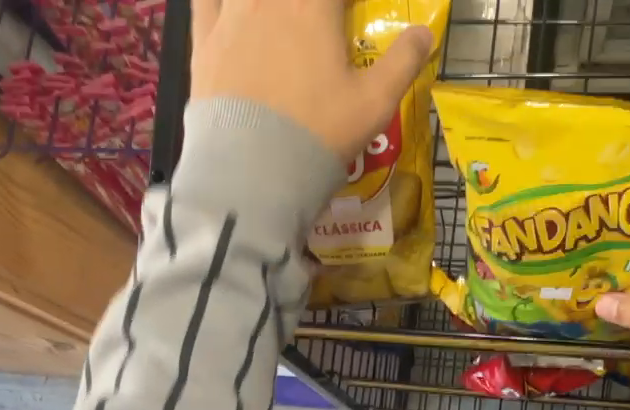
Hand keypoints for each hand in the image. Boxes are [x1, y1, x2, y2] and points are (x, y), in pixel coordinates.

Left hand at [190, 0, 434, 165]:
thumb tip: (426, 33)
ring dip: (268, 5)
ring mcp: (231, 16)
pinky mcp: (202, 42)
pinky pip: (204, 0)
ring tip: (281, 19)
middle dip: (315, 9)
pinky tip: (228, 8)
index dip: (348, 5)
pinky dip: (217, 0)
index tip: (352, 16)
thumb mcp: (373, 105)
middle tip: (319, 24)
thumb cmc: (319, 135)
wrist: (252, 173)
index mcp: (314, 4)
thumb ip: (403, 63)